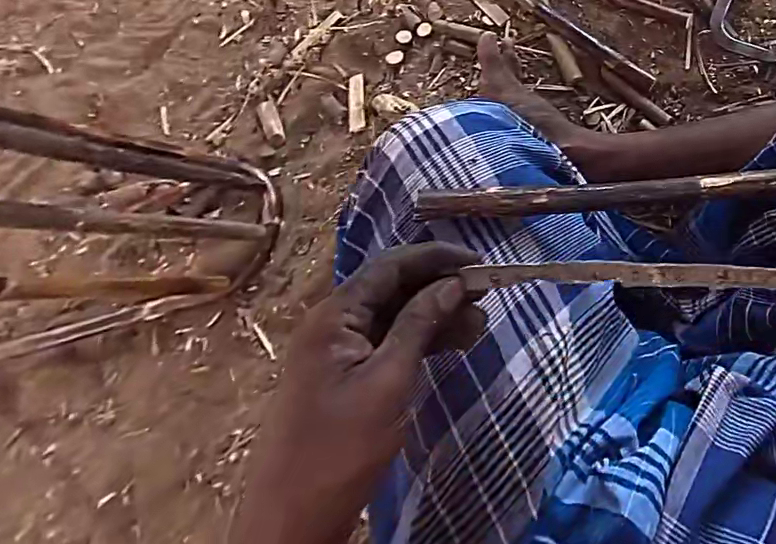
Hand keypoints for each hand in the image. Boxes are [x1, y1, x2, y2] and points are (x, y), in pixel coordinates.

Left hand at [232, 242, 485, 543]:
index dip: (436, 257)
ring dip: (436, 315)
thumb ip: (420, 324)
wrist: (290, 525)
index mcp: (335, 314)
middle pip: (394, 288)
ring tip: (479, 323)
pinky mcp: (347, 376)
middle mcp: (335, 322)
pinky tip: (454, 345)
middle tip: (485, 294)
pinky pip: (390, 342)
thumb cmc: (339, 450)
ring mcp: (339, 351)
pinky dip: (421, 340)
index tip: (478, 261)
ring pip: (395, 316)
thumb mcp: (388, 381)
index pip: (391, 265)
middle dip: (440, 287)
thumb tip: (453, 282)